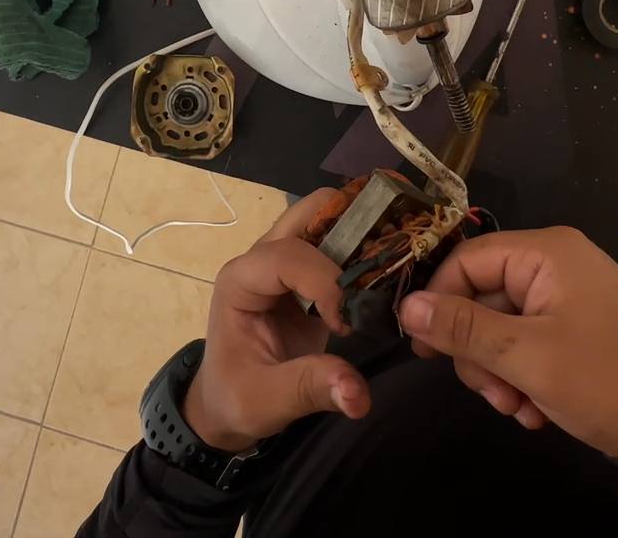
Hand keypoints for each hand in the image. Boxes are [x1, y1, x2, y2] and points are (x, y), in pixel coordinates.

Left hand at [180, 188, 370, 452]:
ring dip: (361, 234)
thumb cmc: (235, 398)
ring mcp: (287, 262)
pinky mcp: (309, 276)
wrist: (227, 404)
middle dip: (350, 227)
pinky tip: (386, 277)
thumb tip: (359, 393)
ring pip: (328, 219)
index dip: (323, 281)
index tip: (344, 322)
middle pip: (309, 213)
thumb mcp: (264, 402)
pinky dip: (365, 251)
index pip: (287, 256)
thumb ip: (310, 390)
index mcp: (241, 280)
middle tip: (385, 260)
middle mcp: (262, 258)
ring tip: (390, 266)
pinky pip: (339, 245)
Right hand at [396, 227, 617, 459]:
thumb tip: (405, 307)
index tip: (424, 349)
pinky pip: (526, 340)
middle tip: (493, 394)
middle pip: (481, 296)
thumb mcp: (530, 358)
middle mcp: (553, 264)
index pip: (467, 261)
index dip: (439, 302)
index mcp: (546, 253)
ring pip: (500, 325)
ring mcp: (566, 295)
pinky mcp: (574, 326)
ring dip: (499, 371)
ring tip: (518, 408)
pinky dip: (522, 375)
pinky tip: (536, 409)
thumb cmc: (609, 382)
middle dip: (479, 351)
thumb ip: (464, 329)